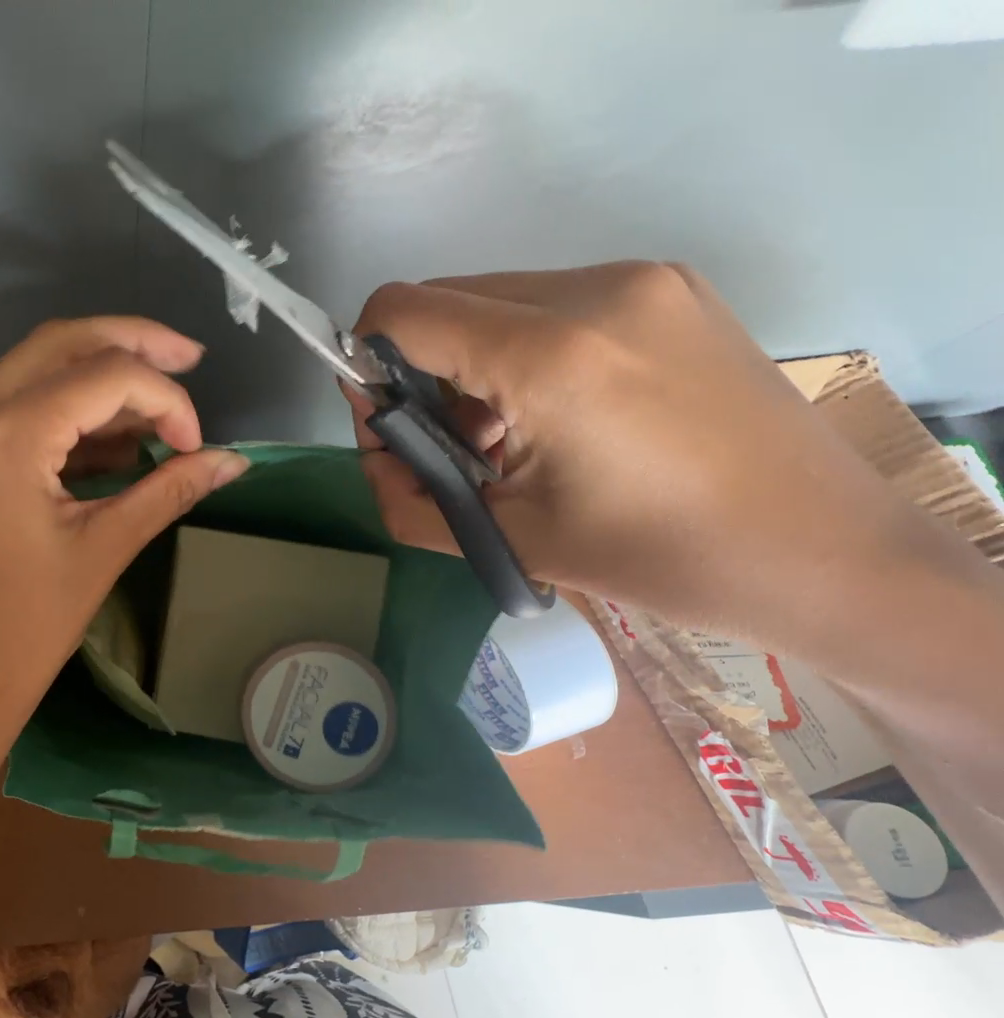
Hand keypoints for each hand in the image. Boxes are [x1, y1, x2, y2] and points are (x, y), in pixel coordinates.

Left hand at [0, 317, 247, 750]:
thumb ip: (169, 489)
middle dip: (130, 344)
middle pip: (60, 344)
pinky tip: (107, 437)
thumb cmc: (27, 629)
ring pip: (30, 368)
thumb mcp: (104, 550)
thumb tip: (233, 460)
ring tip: (154, 411)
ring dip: (94, 376)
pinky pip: (7, 405)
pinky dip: (58, 409)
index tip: (195, 443)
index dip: (165, 397)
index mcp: (5, 437)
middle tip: (188, 359)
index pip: (103, 376)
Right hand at [345, 260, 933, 633]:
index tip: (385, 421)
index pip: (402, 310)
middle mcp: (595, 290)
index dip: (366, 360)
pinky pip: (552, 302)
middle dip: (422, 369)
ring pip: (496, 298)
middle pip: (444, 299)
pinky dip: (524, 350)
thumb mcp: (504, 537)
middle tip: (453, 446)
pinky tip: (564, 415)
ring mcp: (643, 281)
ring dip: (473, 362)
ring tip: (515, 438)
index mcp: (550, 354)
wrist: (828, 556)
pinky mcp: (673, 290)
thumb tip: (375, 448)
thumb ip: (405, 493)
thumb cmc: (662, 560)